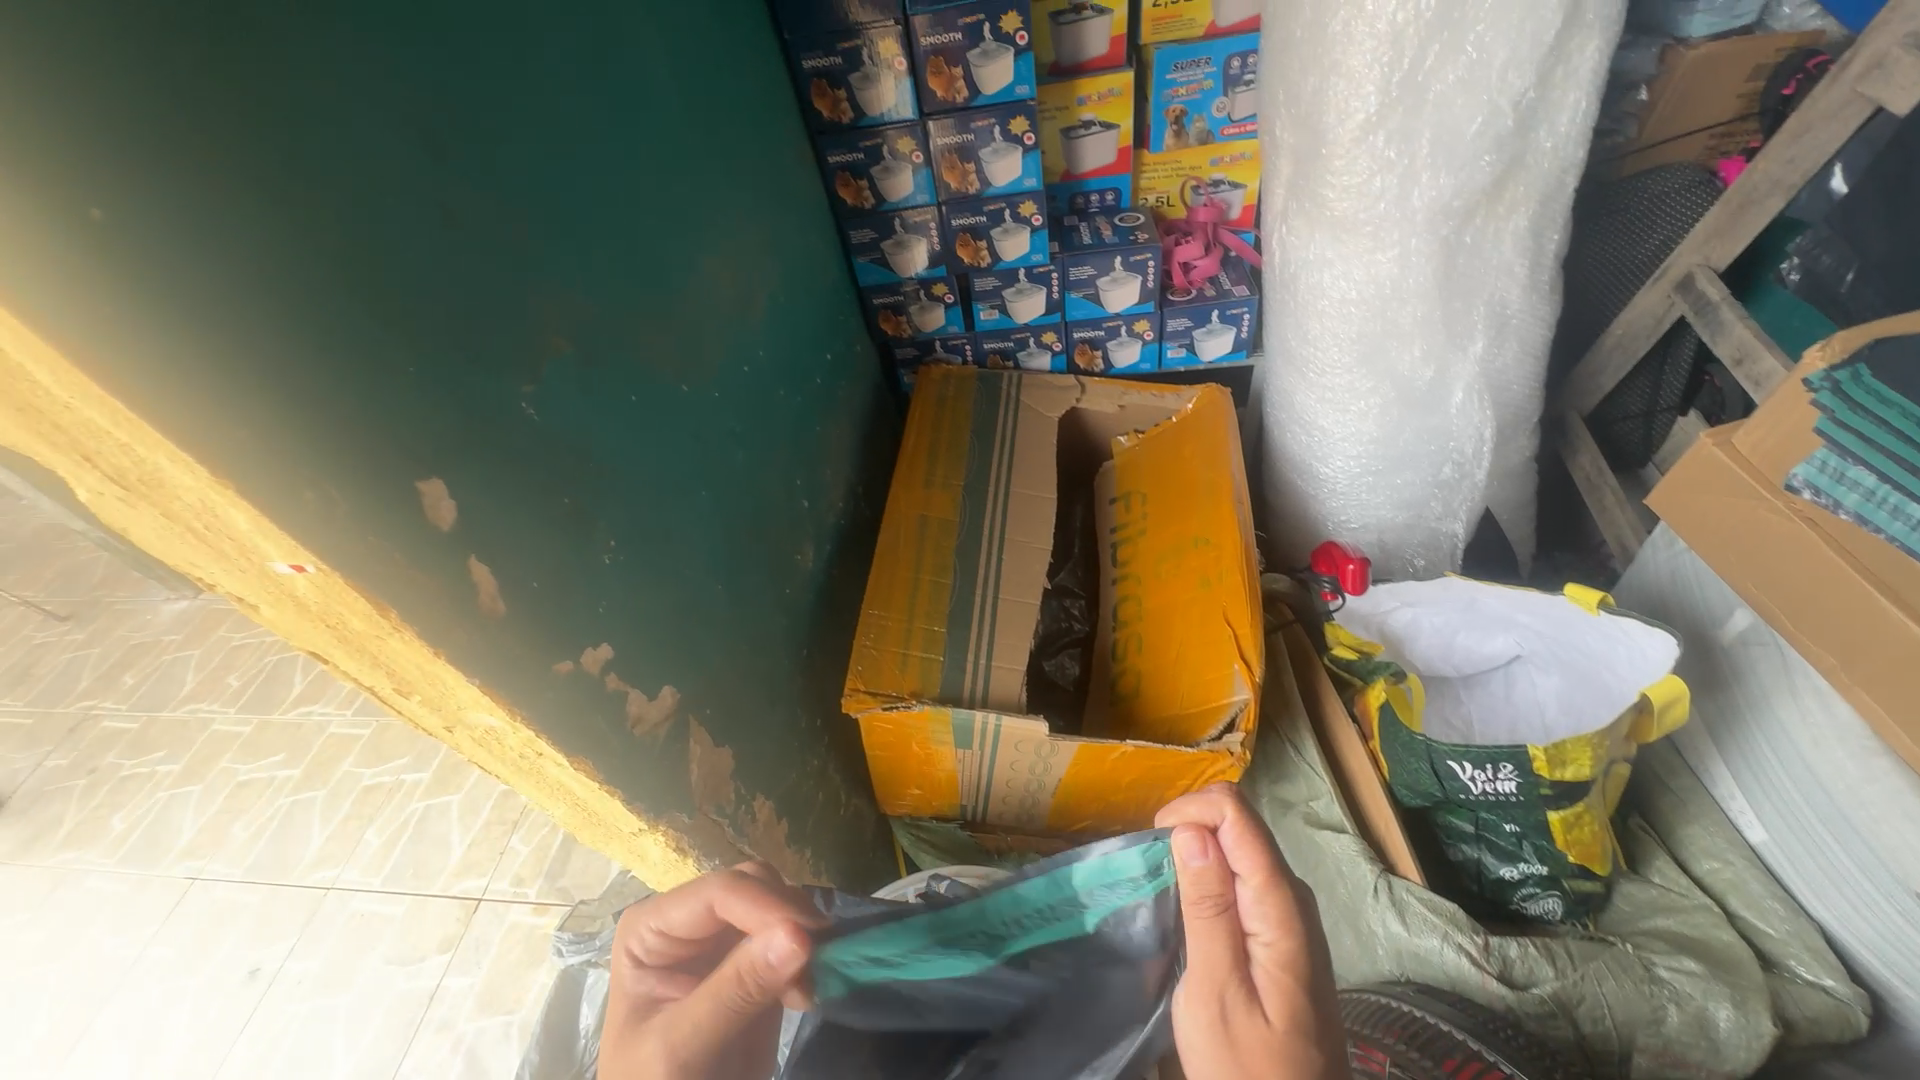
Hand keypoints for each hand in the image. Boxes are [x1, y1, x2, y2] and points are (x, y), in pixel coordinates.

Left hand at [599, 862, 824, 1079]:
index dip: (767, 907)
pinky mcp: (755, 961)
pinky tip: (803, 997)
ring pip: (780, 902)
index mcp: (653, 926)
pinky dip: (809, 956)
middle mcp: (689, 920)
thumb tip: (799, 934)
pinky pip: (794, 935)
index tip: (809, 942)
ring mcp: (723, 939)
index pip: (719, 891)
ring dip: (803, 937)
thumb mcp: (682, 1047)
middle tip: (811, 968)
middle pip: (754, 885)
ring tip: (804, 991)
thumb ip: (737, 990)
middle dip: (788, 918)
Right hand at [1157, 783, 1347, 1079]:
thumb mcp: (1217, 993)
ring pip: (1238, 850)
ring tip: (1163, 893)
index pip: (1236, 814)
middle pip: (1238, 824)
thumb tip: (1191, 830)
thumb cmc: (1249, 1071)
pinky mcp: (1280, 935)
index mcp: (1280, 904)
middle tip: (1153, 878)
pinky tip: (1187, 912)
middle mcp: (1292, 896)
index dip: (1189, 813)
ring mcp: (1290, 916)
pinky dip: (1208, 878)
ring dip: (1196, 854)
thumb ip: (1208, 908)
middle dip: (1189, 831)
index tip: (1152, 850)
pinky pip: (1241, 879)